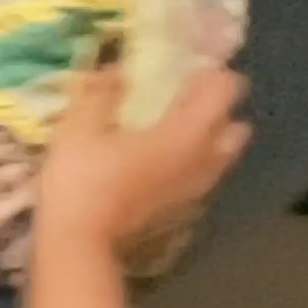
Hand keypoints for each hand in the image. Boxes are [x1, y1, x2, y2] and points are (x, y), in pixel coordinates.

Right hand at [38, 67, 251, 251]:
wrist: (78, 239)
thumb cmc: (79, 181)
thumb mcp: (76, 131)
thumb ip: (97, 95)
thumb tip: (111, 69)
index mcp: (189, 131)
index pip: (225, 87)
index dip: (202, 76)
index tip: (168, 78)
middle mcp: (207, 154)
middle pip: (232, 121)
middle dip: (207, 111)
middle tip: (167, 111)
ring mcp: (198, 183)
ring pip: (219, 151)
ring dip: (198, 141)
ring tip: (159, 141)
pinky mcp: (182, 205)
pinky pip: (198, 175)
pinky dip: (184, 166)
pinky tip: (149, 170)